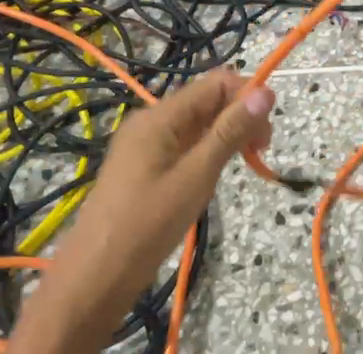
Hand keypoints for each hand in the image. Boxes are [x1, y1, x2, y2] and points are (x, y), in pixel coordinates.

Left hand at [11, 70, 274, 353]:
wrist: (94, 279)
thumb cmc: (148, 223)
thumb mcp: (197, 174)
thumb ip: (231, 131)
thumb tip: (266, 92)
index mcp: (160, 116)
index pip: (216, 83)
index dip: (248, 95)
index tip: (267, 129)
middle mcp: (151, 121)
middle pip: (208, 100)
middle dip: (240, 116)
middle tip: (259, 151)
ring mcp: (144, 144)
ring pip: (198, 123)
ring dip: (226, 135)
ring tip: (241, 164)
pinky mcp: (143, 165)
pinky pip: (184, 143)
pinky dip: (207, 151)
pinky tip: (213, 174)